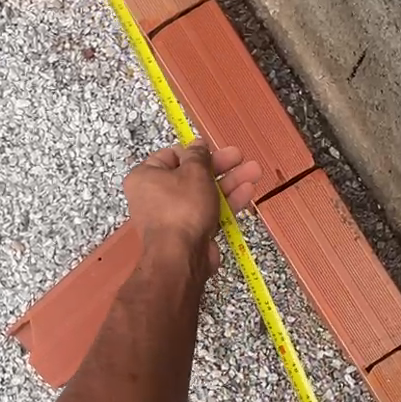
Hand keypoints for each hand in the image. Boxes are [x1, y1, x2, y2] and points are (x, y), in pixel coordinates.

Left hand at [123, 141, 261, 275]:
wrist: (181, 256)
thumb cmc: (182, 208)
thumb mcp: (194, 172)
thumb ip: (199, 156)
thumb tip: (198, 145)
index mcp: (145, 177)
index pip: (170, 156)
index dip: (195, 152)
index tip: (214, 149)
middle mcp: (156, 197)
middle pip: (192, 175)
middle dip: (220, 167)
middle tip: (240, 157)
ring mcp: (174, 217)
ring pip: (204, 194)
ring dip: (229, 183)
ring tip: (254, 172)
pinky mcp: (190, 234)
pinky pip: (208, 213)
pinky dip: (226, 203)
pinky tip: (247, 192)